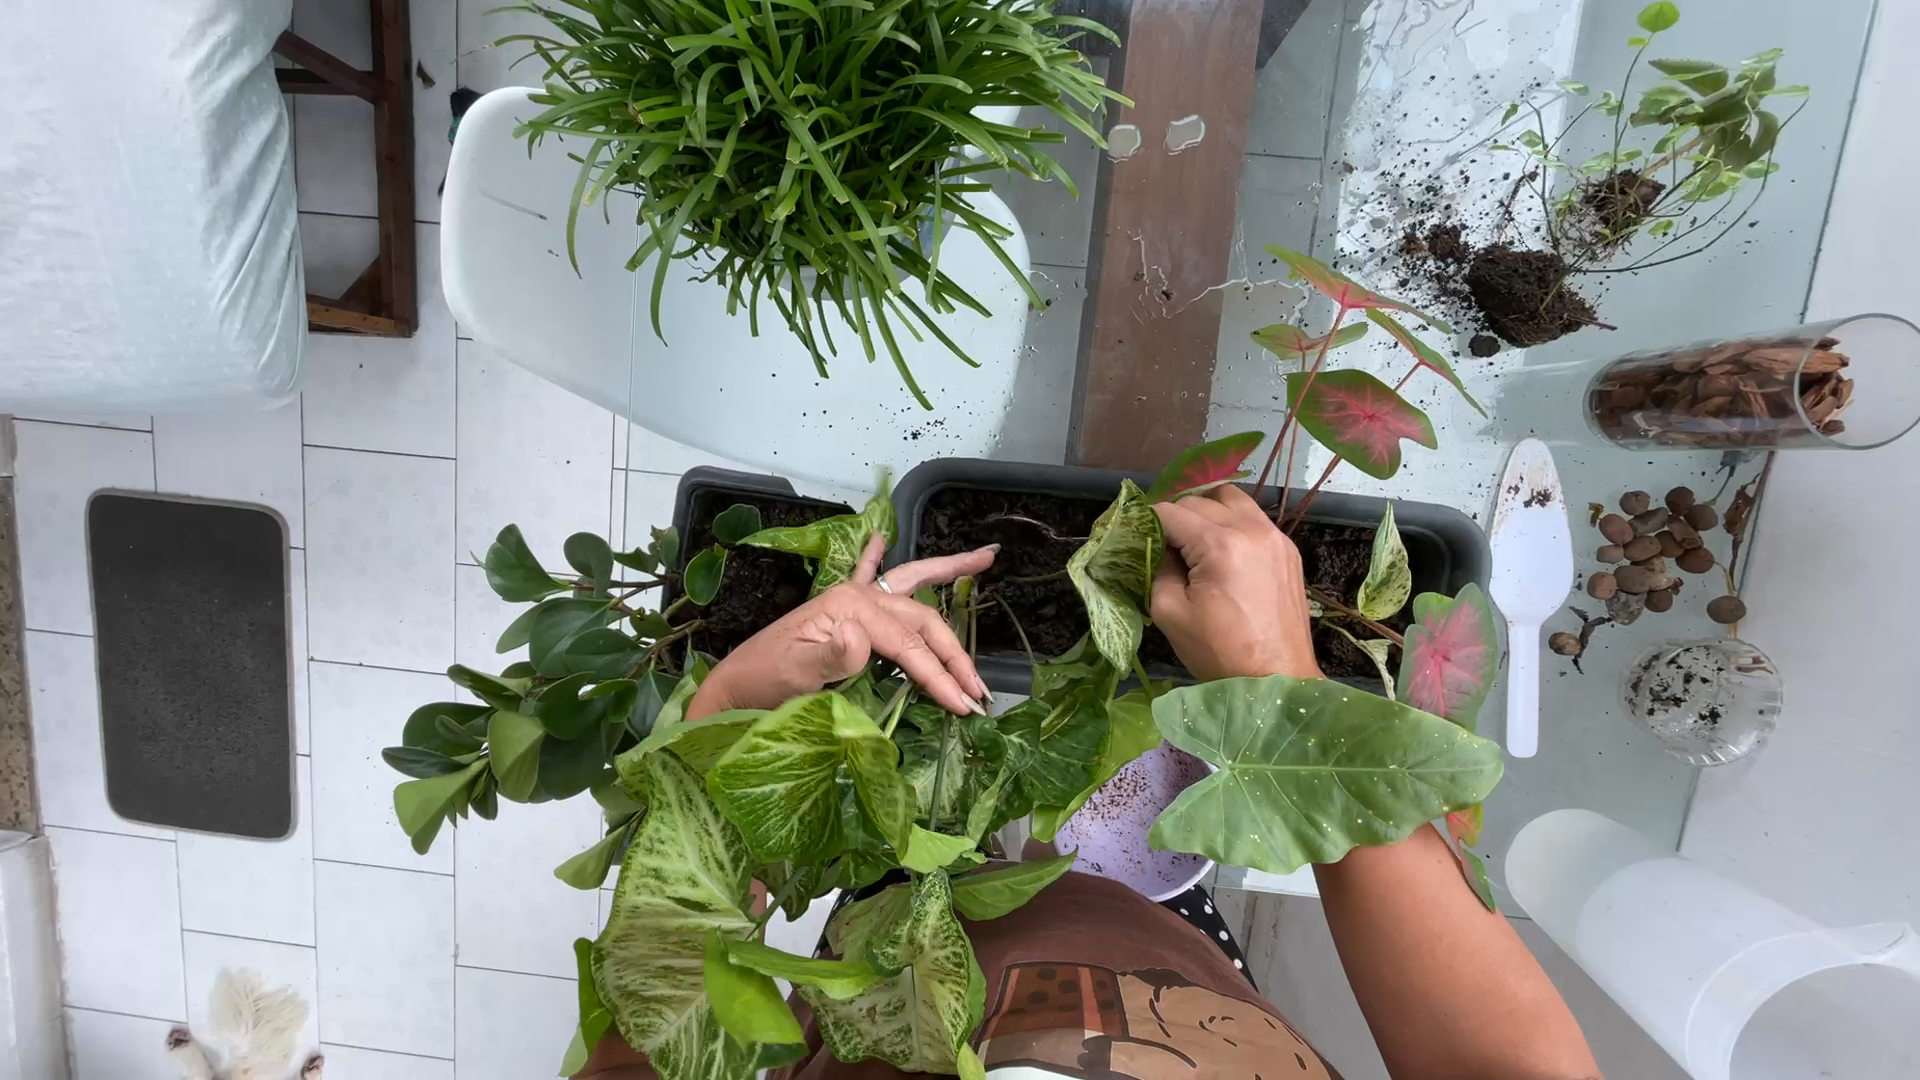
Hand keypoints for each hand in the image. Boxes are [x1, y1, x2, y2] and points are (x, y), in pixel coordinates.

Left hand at [686, 533, 997, 719]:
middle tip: (980, 689)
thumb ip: (829, 656)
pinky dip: (879, 557)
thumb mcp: (794, 675)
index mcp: (850, 608)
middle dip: (953, 653)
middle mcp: (857, 597)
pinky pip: (870, 576)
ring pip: (910, 586)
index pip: (907, 644)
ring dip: (946, 574)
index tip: (963, 704)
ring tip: (983, 560)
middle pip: (920, 619)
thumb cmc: (763, 682)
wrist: (735, 684)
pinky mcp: (843, 610)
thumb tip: (861, 637)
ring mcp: (852, 599)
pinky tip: (882, 537)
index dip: (937, 675)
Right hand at [1149, 485, 1322, 680]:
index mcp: (1219, 545)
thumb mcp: (1169, 612)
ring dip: (1206, 511)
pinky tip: (1223, 552)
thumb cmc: (1219, 651)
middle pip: (1199, 501)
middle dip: (1176, 517)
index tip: (1137, 537)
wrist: (1277, 677)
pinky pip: (1252, 518)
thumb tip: (1163, 549)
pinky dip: (1231, 523)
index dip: (1147, 521)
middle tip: (1164, 546)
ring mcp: (1274, 536)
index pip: (1170, 512)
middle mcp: (1250, 529)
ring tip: (1195, 539)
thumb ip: (1159, 569)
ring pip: (1231, 498)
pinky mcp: (1288, 549)